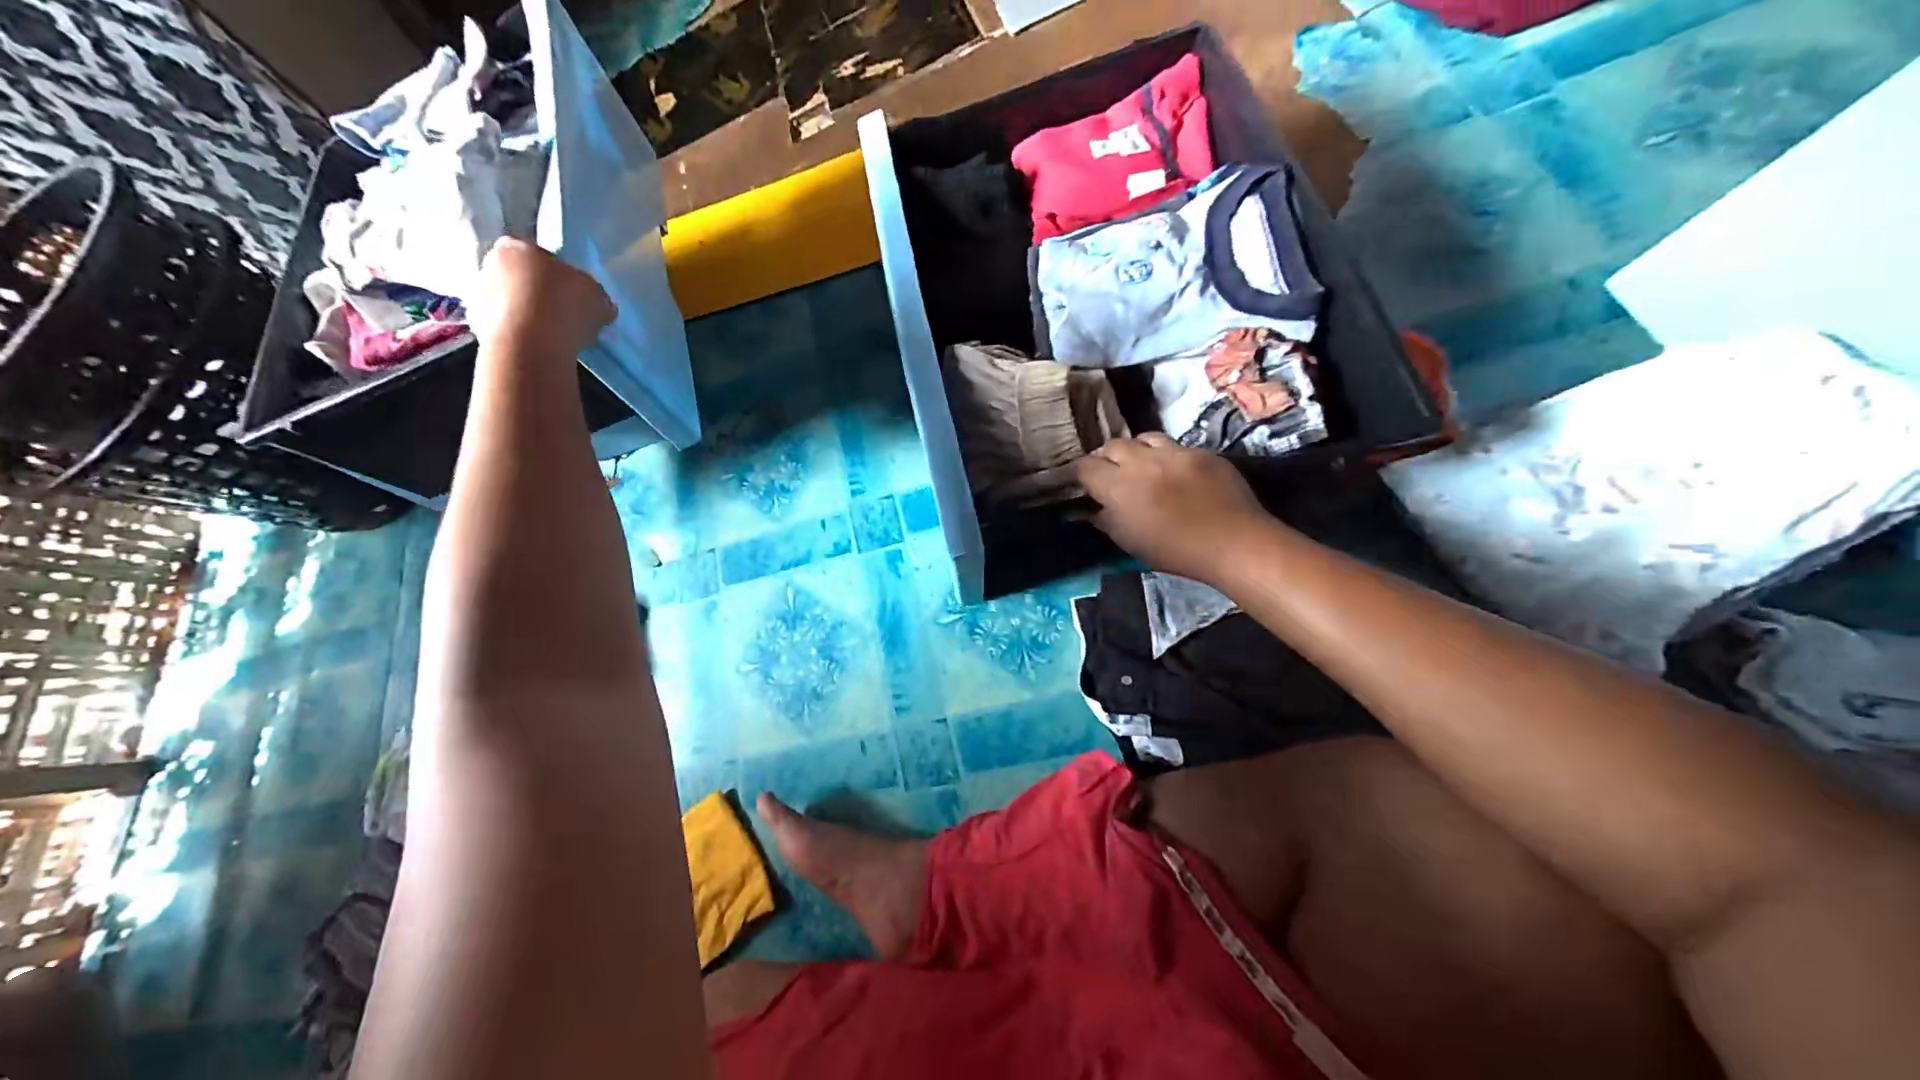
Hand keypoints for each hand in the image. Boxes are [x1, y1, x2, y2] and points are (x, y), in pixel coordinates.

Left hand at [469, 237, 615, 356]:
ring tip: (553, 335)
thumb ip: (595, 295)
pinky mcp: (477, 326)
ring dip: (527, 314)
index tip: (570, 291)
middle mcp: (489, 265)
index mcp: (515, 247)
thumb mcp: (596, 296)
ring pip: (509, 302)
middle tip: (562, 314)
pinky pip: (505, 327)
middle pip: (519, 277)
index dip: (555, 272)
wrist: (530, 344)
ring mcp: (478, 296)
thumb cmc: (563, 306)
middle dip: (537, 293)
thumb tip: (599, 304)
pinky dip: (519, 335)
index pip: (536, 253)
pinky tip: (539, 347)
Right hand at [1077, 434, 1272, 583]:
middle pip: (1112, 446)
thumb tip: (1089, 508)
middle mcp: (1142, 461)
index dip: (1079, 474)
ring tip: (1140, 466)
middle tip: (1109, 475)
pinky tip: (1172, 473)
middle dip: (1106, 458)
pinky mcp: (1200, 451)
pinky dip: (1165, 456)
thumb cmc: (1175, 551)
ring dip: (1135, 451)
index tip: (1082, 484)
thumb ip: (1105, 520)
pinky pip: (1173, 446)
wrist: (1233, 542)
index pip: (1085, 467)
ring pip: (1142, 438)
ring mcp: (1173, 452)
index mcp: (1119, 486)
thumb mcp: (1129, 542)